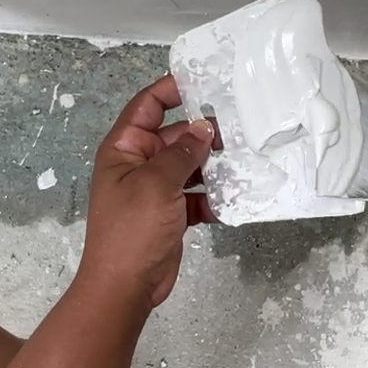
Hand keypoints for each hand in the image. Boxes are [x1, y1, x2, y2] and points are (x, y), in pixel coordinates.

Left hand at [77, 75, 216, 309]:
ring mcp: (155, 191)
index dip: (172, 90)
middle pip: (174, 136)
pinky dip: (212, 198)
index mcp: (124, 148)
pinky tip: (233, 199)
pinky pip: (196, 196)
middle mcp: (138, 165)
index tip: (204, 82)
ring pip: (189, 167)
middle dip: (203, 133)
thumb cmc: (131, 230)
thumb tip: (203, 128)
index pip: (147, 106)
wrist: (125, 286)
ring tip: (243, 161)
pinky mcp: (170, 214)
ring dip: (212, 166)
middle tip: (237, 129)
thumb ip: (182, 153)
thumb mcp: (157, 184)